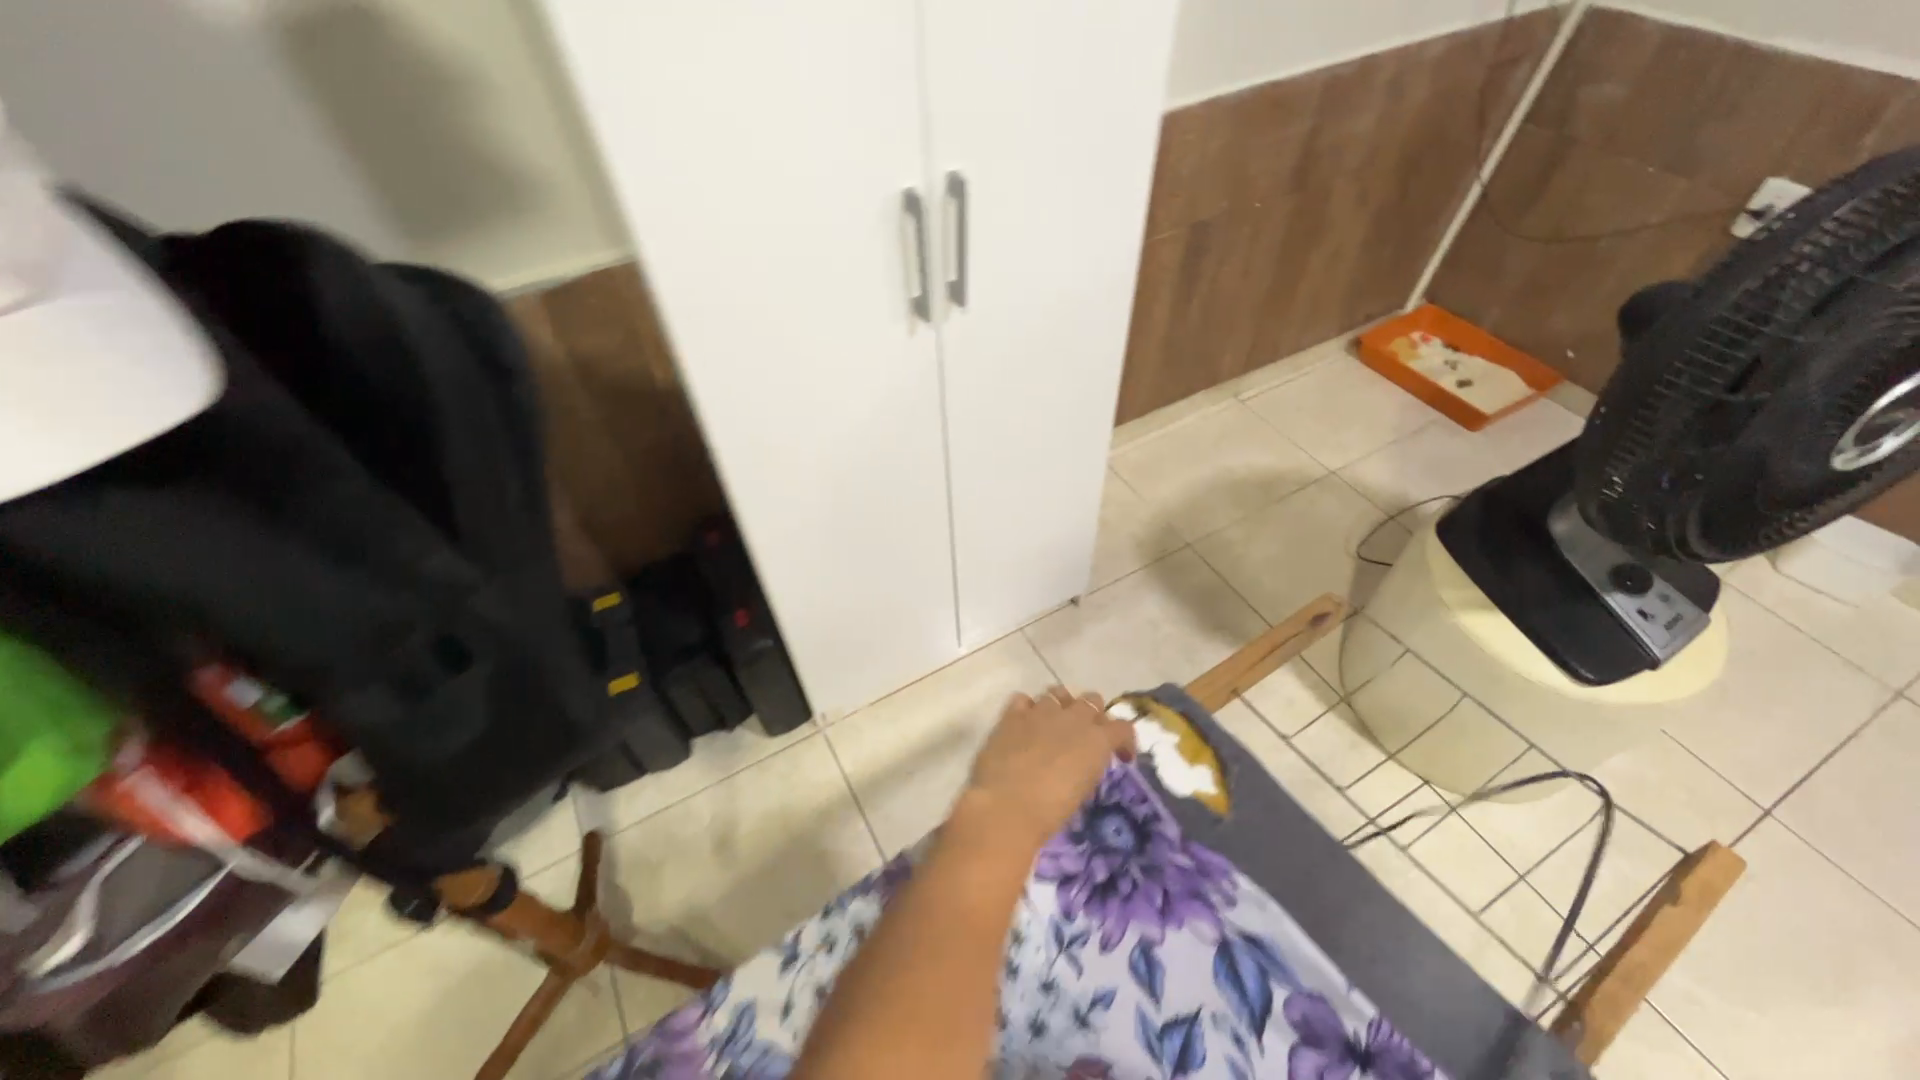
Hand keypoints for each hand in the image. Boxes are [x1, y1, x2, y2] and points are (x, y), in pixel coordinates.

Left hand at [954, 686, 1136, 851]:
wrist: (1007, 806)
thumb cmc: (1051, 810)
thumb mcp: (1083, 790)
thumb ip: (1088, 766)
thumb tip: (1082, 762)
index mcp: (1097, 740)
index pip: (1123, 727)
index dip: (1124, 741)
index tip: (1120, 756)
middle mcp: (1073, 718)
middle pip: (1092, 700)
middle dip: (1092, 715)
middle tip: (1084, 736)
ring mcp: (1041, 712)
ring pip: (1058, 692)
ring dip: (1061, 706)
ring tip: (1054, 724)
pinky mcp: (1012, 715)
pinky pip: (1024, 700)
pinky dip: (1028, 709)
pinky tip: (1025, 724)